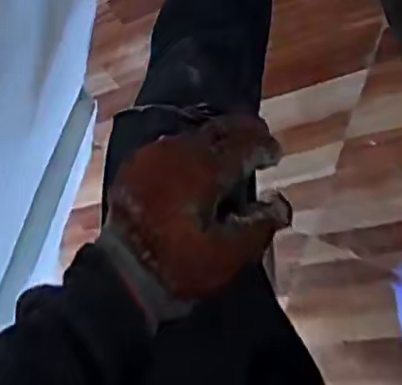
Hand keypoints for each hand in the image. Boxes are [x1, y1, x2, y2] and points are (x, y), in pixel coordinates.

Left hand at [96, 113, 292, 324]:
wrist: (122, 272)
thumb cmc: (178, 266)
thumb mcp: (226, 256)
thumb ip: (258, 226)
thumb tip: (280, 202)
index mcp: (204, 169)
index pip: (241, 146)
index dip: (261, 146)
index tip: (276, 151)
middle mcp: (179, 150)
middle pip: (216, 129)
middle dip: (241, 129)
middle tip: (260, 132)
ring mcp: (154, 152)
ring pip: (192, 133)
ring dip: (215, 135)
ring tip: (231, 143)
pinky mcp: (137, 161)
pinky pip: (171, 143)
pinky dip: (191, 146)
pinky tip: (195, 158)